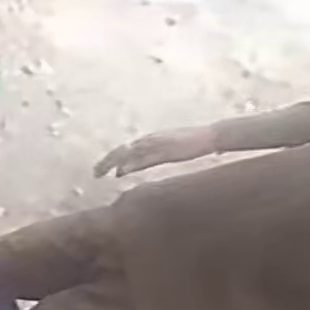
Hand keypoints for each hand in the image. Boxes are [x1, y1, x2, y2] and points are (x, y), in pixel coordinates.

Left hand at [93, 126, 218, 177]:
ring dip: (112, 165)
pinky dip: (131, 166)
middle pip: (119, 152)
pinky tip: (120, 173)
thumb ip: (144, 159)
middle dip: (105, 163)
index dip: (107, 159)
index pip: (121, 150)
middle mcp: (148, 140)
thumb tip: (123, 170)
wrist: (214, 135)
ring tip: (100, 174)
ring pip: (127, 155)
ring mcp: (156, 145)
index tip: (97, 170)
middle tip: (94, 174)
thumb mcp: (161, 151)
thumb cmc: (191, 144)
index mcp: (147, 139)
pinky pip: (144, 159)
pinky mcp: (166, 151)